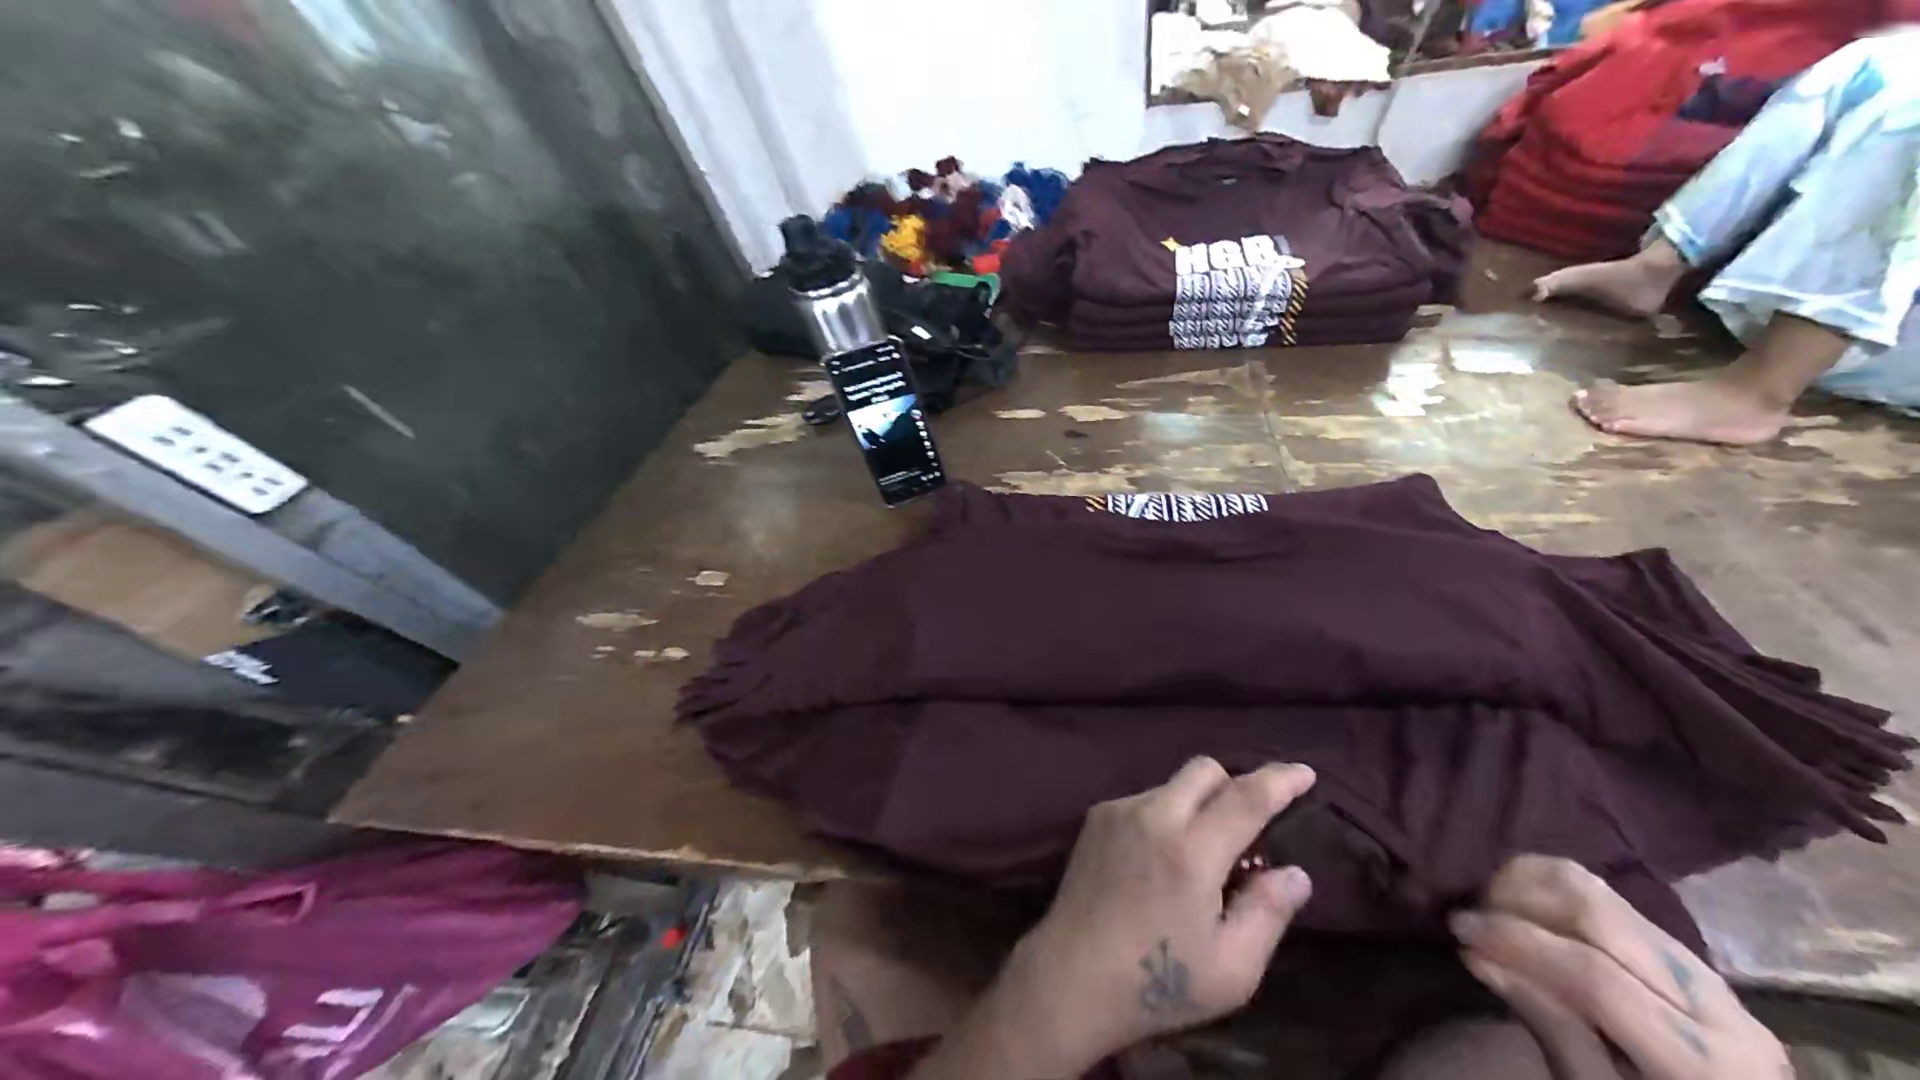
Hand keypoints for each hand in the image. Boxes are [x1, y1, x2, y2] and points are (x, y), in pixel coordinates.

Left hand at [915, 758, 1314, 1078]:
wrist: (1070, 978)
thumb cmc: (1157, 983)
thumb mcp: (1232, 968)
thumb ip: (1268, 912)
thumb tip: (1295, 872)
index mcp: (1190, 851)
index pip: (1246, 798)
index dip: (1279, 780)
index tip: (1304, 771)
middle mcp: (1152, 815)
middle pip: (1204, 770)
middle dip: (1235, 785)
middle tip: (1248, 828)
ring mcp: (1118, 812)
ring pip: (1172, 784)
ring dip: (1197, 804)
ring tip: (1198, 857)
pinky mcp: (1095, 818)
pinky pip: (1145, 799)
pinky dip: (1166, 814)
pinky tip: (1160, 859)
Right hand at [1452, 856, 1790, 1079]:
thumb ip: (1549, 1027)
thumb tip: (1477, 957)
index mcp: (1702, 1060)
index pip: (1596, 977)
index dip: (1518, 944)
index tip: (1458, 930)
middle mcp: (1715, 1003)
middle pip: (1599, 916)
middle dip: (1518, 900)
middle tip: (1470, 911)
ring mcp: (1703, 969)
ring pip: (1600, 893)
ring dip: (1529, 885)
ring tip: (1489, 904)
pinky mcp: (1682, 950)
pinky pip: (1606, 898)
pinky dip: (1550, 889)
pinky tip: (1520, 905)